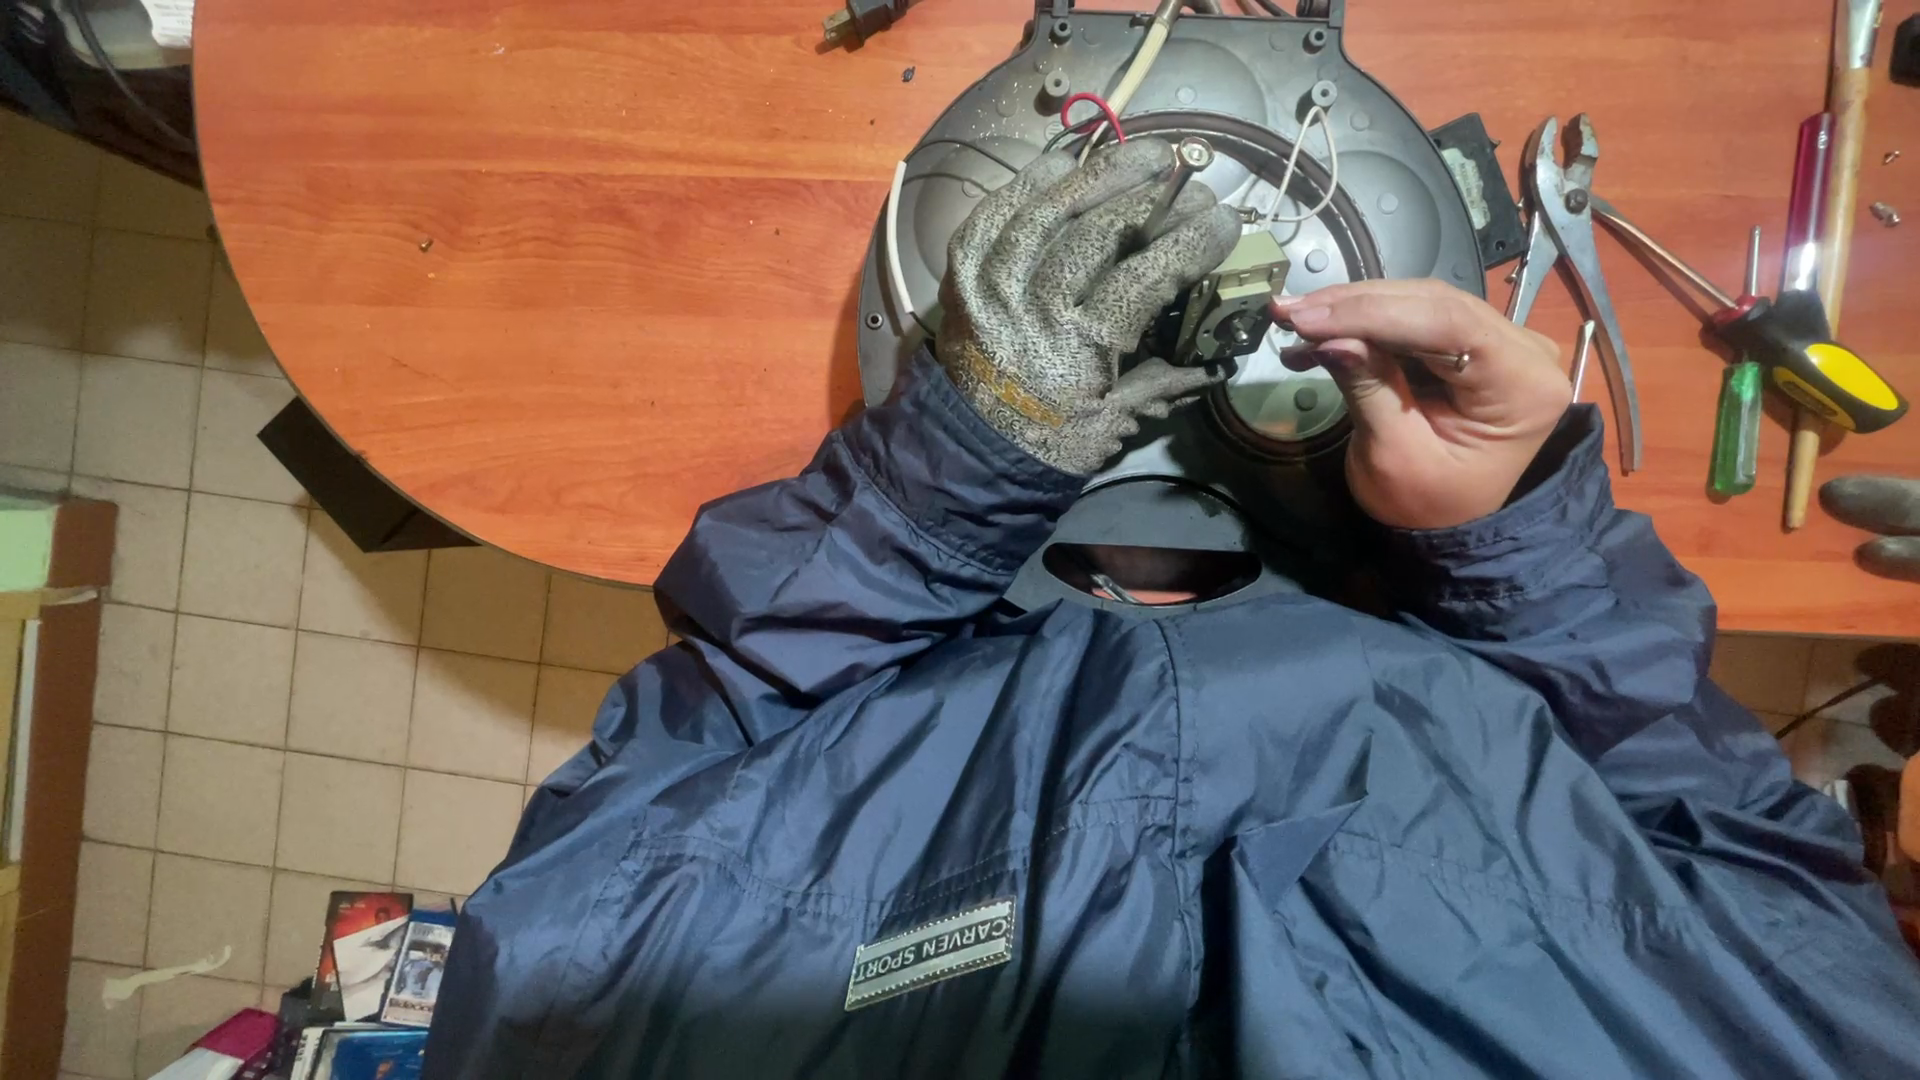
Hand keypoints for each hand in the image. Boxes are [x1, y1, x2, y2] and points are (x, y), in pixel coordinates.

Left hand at [938, 138, 1241, 475]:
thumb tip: (1218, 358)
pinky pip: (992, 216)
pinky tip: (1063, 166)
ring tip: (1144, 156)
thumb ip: (1163, 379)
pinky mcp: (961, 278)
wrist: (969, 456)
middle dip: (1152, 200)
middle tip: (1189, 182)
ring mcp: (990, 286)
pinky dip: (1027, 186)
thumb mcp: (1110, 423)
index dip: (1190, 241)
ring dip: (1099, 174)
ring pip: (1046, 211)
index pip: (1145, 276)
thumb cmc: (1046, 445)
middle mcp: (1031, 306)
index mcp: (1076, 348)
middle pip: (1098, 232)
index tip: (1223, 220)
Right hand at [1273, 279, 1572, 530]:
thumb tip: (1331, 340)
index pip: (1447, 325)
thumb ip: (1368, 389)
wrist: (1441, 524)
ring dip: (1350, 309)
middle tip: (1288, 313)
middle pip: (1433, 305)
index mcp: (1522, 385)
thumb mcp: (1391, 454)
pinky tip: (1317, 333)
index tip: (1307, 319)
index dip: (1371, 315)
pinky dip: (1360, 324)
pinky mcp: (1471, 343)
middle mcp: (1525, 350)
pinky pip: (1412, 319)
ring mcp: (1500, 342)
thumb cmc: (1421, 501)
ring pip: (1418, 303)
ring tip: (1293, 319)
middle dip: (1353, 306)